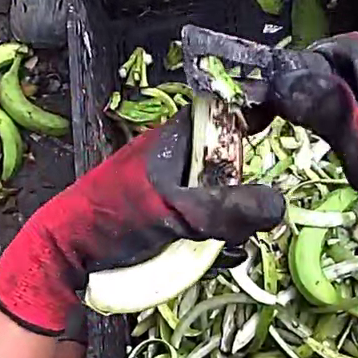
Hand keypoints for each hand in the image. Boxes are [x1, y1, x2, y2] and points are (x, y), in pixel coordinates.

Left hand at [0, 110, 283, 334]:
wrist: (66, 247)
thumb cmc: (114, 216)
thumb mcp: (175, 211)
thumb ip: (225, 208)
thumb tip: (279, 204)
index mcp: (182, 133)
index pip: (234, 110)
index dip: (263, 116)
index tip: (291, 133)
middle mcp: (182, 149)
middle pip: (236, 157)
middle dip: (246, 185)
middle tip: (247, 213)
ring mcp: (176, 177)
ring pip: (223, 187)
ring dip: (229, 212)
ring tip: (218, 237)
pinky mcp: (170, 203)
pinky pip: (206, 208)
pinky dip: (212, 225)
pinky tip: (204, 243)